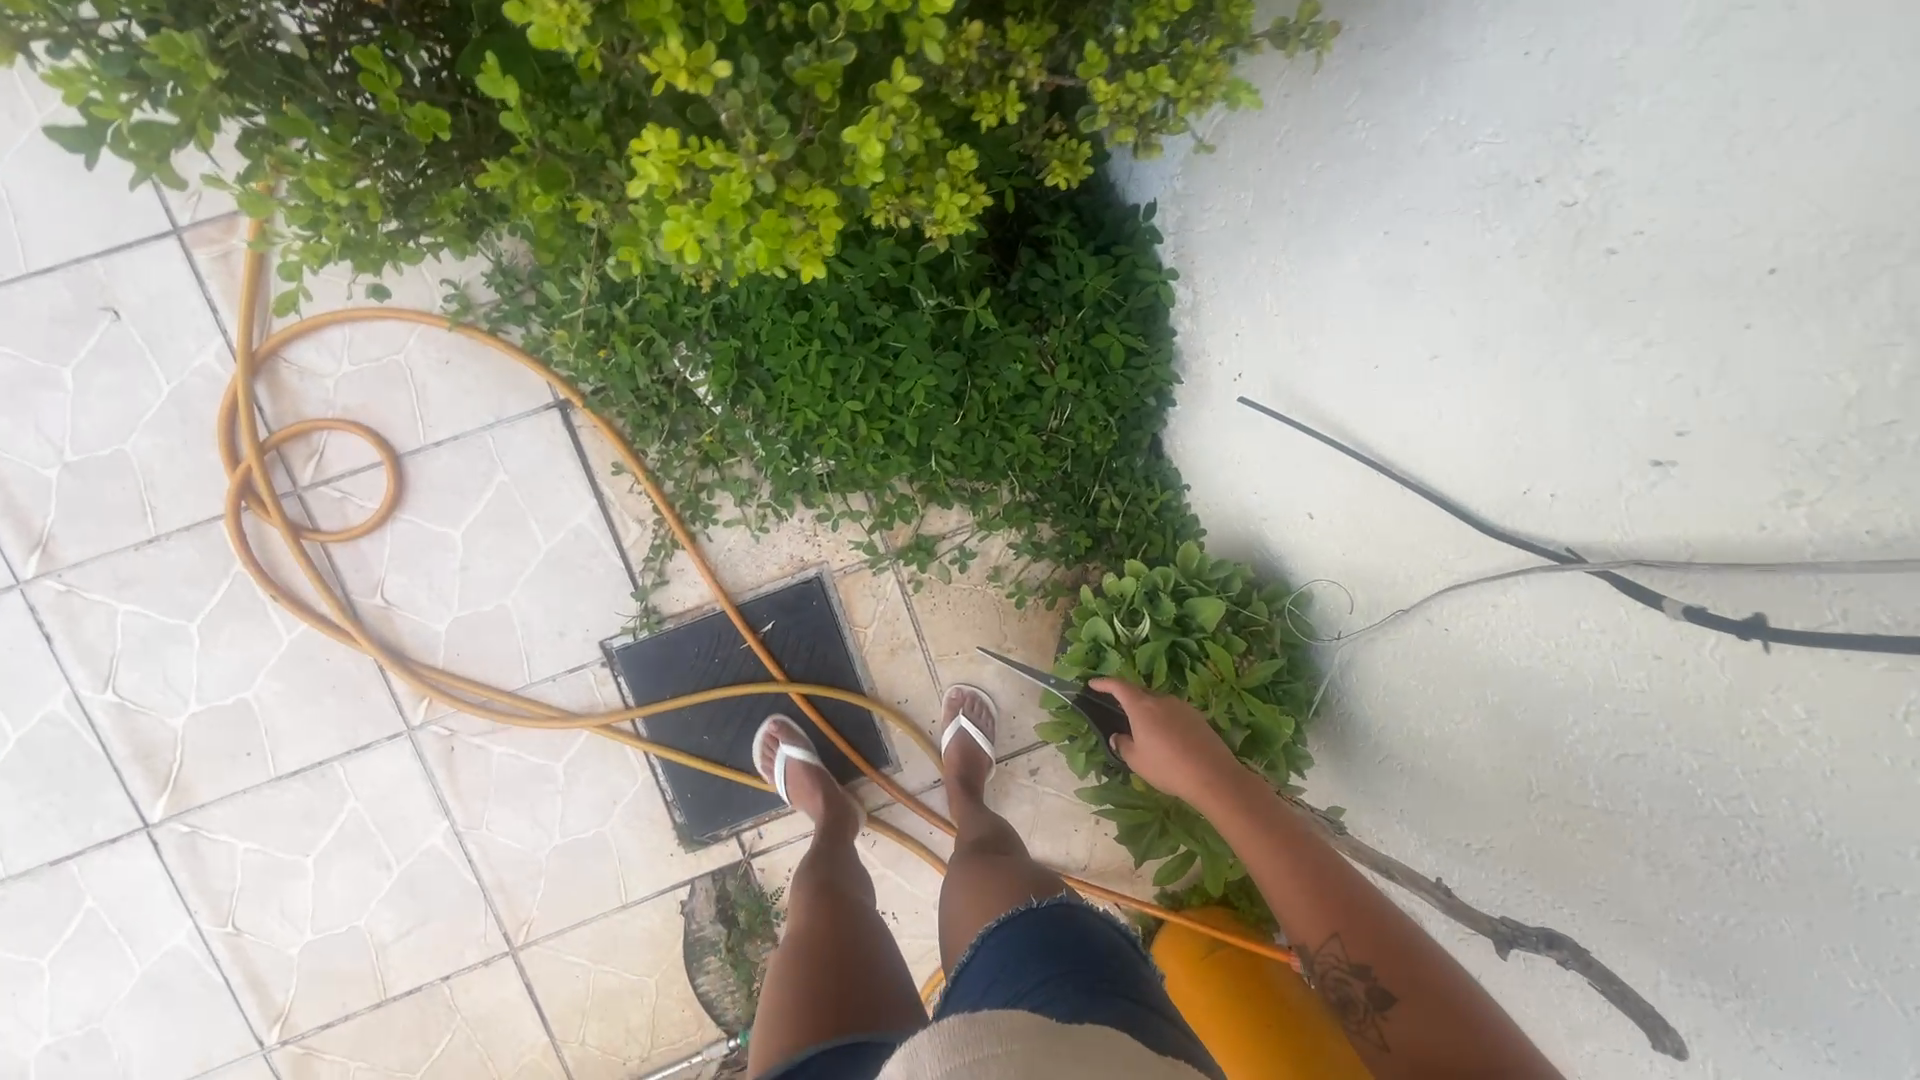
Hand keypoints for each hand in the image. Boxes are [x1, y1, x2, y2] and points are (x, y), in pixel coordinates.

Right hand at [1090, 677, 1246, 804]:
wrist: (1212, 775)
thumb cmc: (1167, 767)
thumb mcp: (1136, 761)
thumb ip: (1123, 745)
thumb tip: (1118, 736)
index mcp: (1142, 707)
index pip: (1119, 686)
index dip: (1104, 683)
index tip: (1093, 683)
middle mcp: (1161, 700)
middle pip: (1140, 692)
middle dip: (1127, 699)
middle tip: (1119, 711)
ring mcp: (1182, 707)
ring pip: (1159, 703)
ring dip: (1148, 712)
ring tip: (1145, 731)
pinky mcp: (1198, 717)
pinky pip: (1174, 713)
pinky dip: (1165, 720)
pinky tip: (1168, 739)